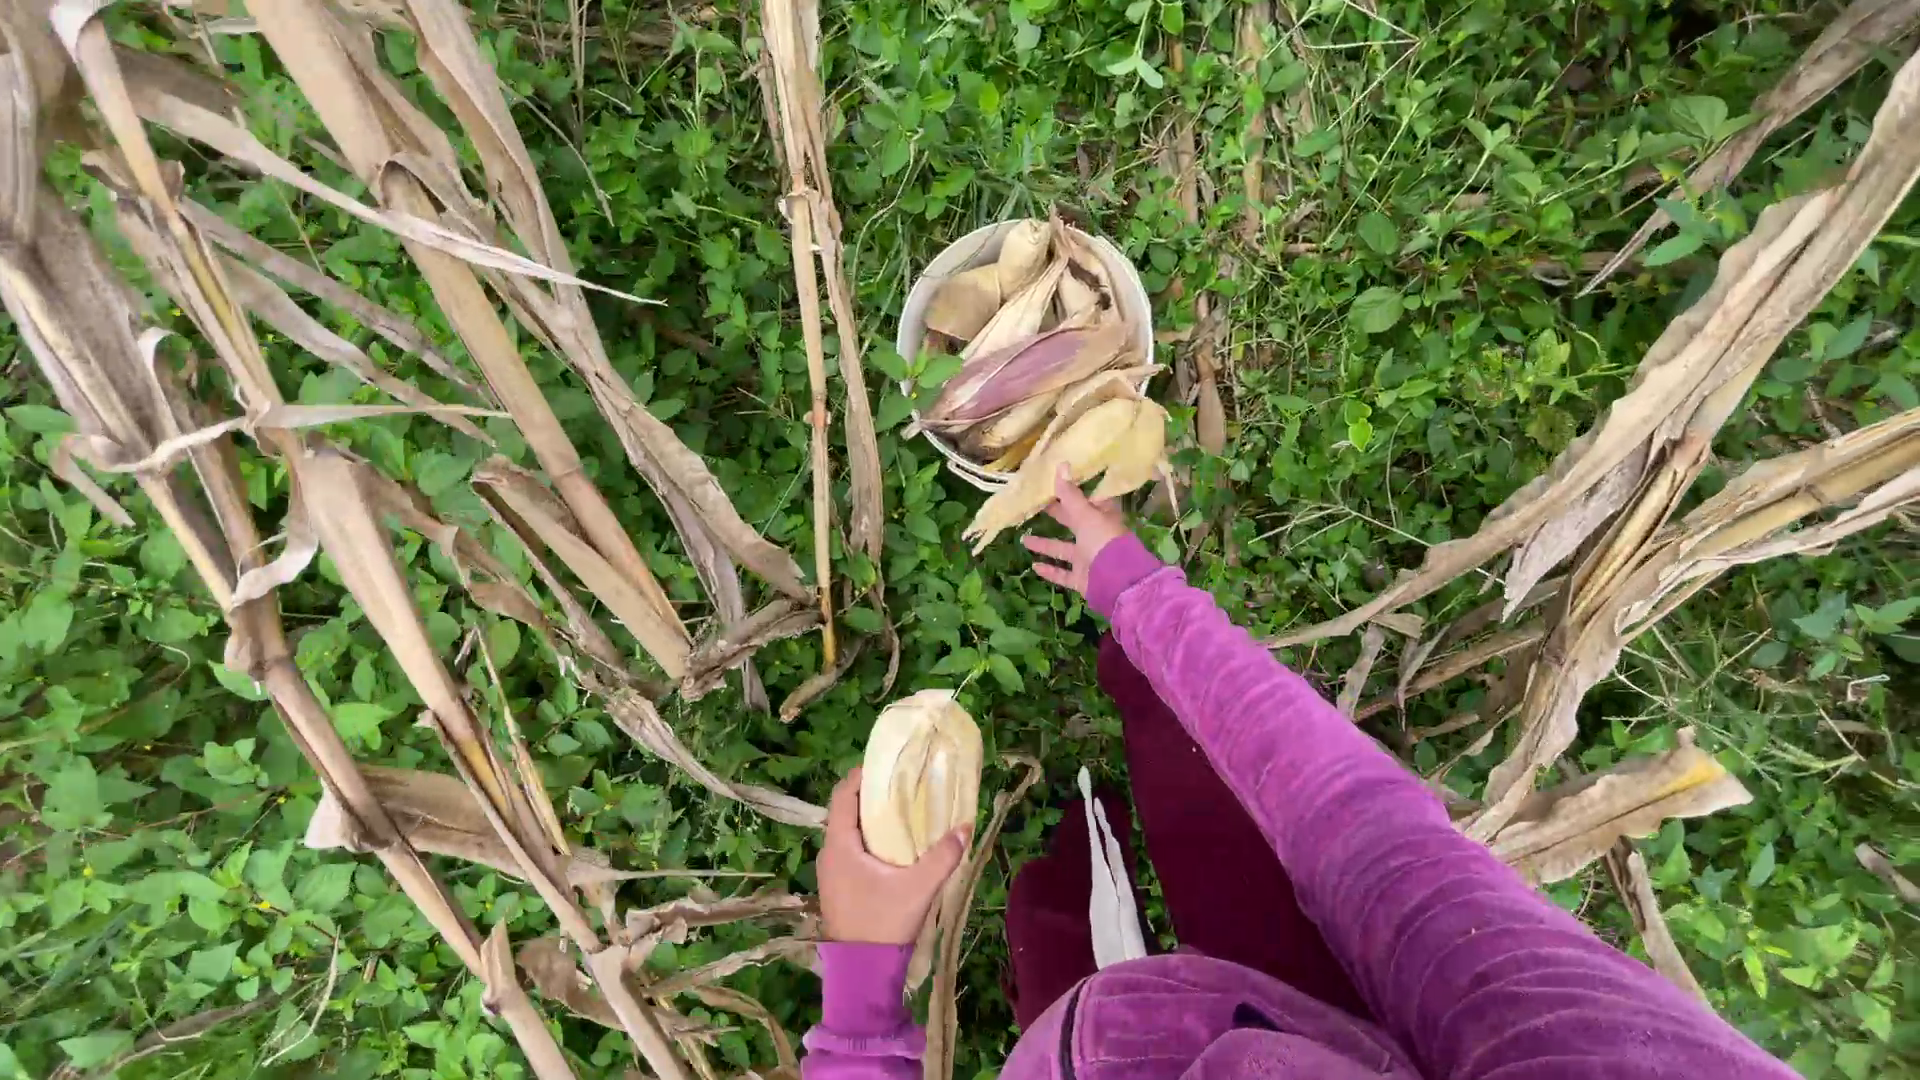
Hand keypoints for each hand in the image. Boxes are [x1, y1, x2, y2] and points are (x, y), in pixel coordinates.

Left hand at [818, 768, 969, 944]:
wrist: (862, 973)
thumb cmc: (883, 923)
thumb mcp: (918, 888)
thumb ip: (942, 857)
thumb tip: (965, 827)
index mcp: (839, 845)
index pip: (842, 794)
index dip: (862, 775)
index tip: (887, 765)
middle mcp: (829, 853)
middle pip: (845, 810)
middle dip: (871, 794)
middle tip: (901, 784)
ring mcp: (831, 872)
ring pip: (848, 831)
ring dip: (869, 818)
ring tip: (900, 809)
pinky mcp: (838, 886)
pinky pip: (849, 849)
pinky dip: (867, 838)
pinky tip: (892, 844)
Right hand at [1021, 464, 1129, 597]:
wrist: (1118, 582)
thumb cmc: (1103, 542)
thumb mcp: (1085, 515)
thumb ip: (1070, 494)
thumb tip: (1062, 464)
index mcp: (1101, 518)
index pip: (1086, 501)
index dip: (1071, 492)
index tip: (1054, 484)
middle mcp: (1095, 537)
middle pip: (1072, 523)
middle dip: (1055, 516)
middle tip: (1035, 506)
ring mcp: (1089, 559)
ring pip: (1063, 550)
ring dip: (1044, 545)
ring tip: (1024, 540)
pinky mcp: (1082, 578)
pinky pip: (1063, 573)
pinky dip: (1050, 571)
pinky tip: (1034, 566)